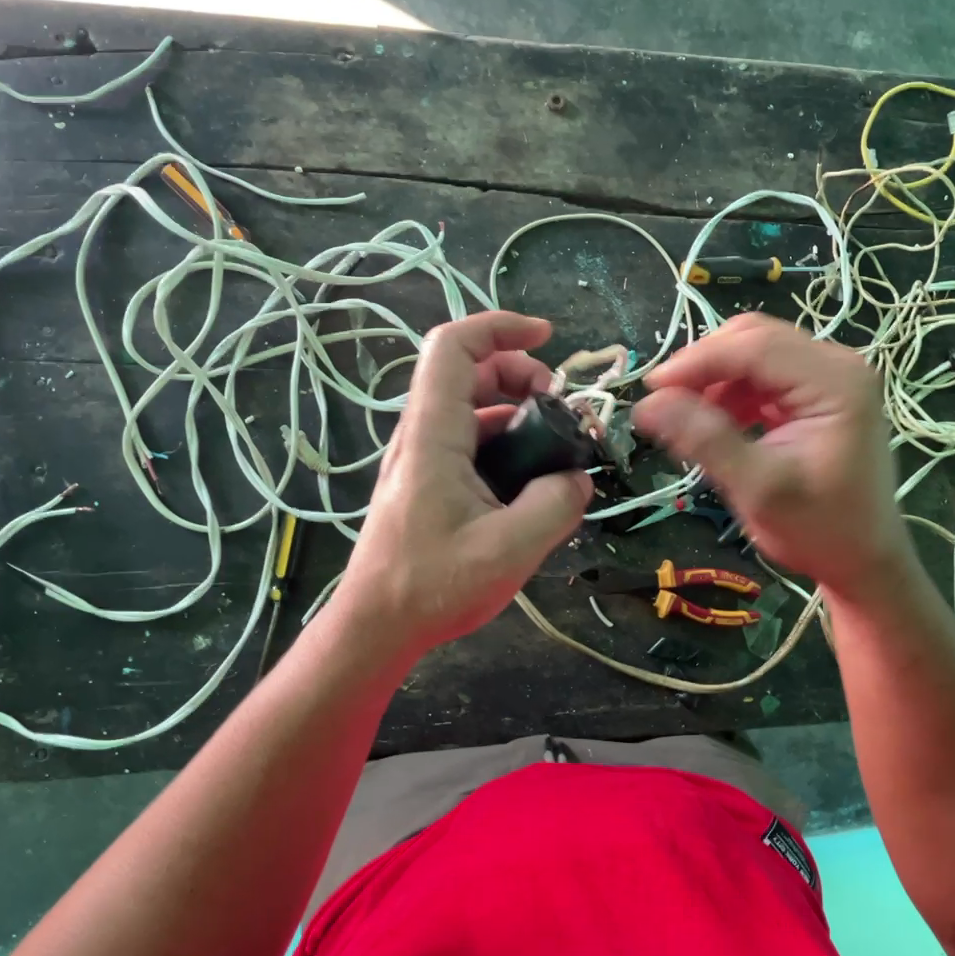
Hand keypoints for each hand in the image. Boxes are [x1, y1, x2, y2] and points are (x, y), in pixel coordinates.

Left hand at [337, 312, 592, 656]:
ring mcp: (425, 459)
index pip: (455, 348)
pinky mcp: (431, 483)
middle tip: (562, 408)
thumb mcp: (509, 550)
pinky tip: (535, 481)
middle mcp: (424, 435)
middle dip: (522, 373)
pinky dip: (509, 442)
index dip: (500, 328)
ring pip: (473, 407)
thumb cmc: (432, 588)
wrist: (376, 627)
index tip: (548, 339)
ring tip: (558, 447)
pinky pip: (473, 442)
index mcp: (434, 435)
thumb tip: (577, 478)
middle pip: (469, 371)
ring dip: (519, 410)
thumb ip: (555, 504)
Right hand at [631, 313, 914, 596]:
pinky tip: (715, 423)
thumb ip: (705, 439)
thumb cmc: (819, 530)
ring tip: (686, 418)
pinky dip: (732, 392)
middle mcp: (837, 365)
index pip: (754, 347)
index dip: (697, 361)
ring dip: (715, 379)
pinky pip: (763, 375)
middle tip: (663, 401)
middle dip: (704, 366)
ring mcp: (829, 377)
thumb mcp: (758, 488)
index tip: (650, 388)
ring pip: (754, 354)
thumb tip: (647, 404)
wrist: (863, 560)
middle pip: (754, 339)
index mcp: (836, 381)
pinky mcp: (816, 393)